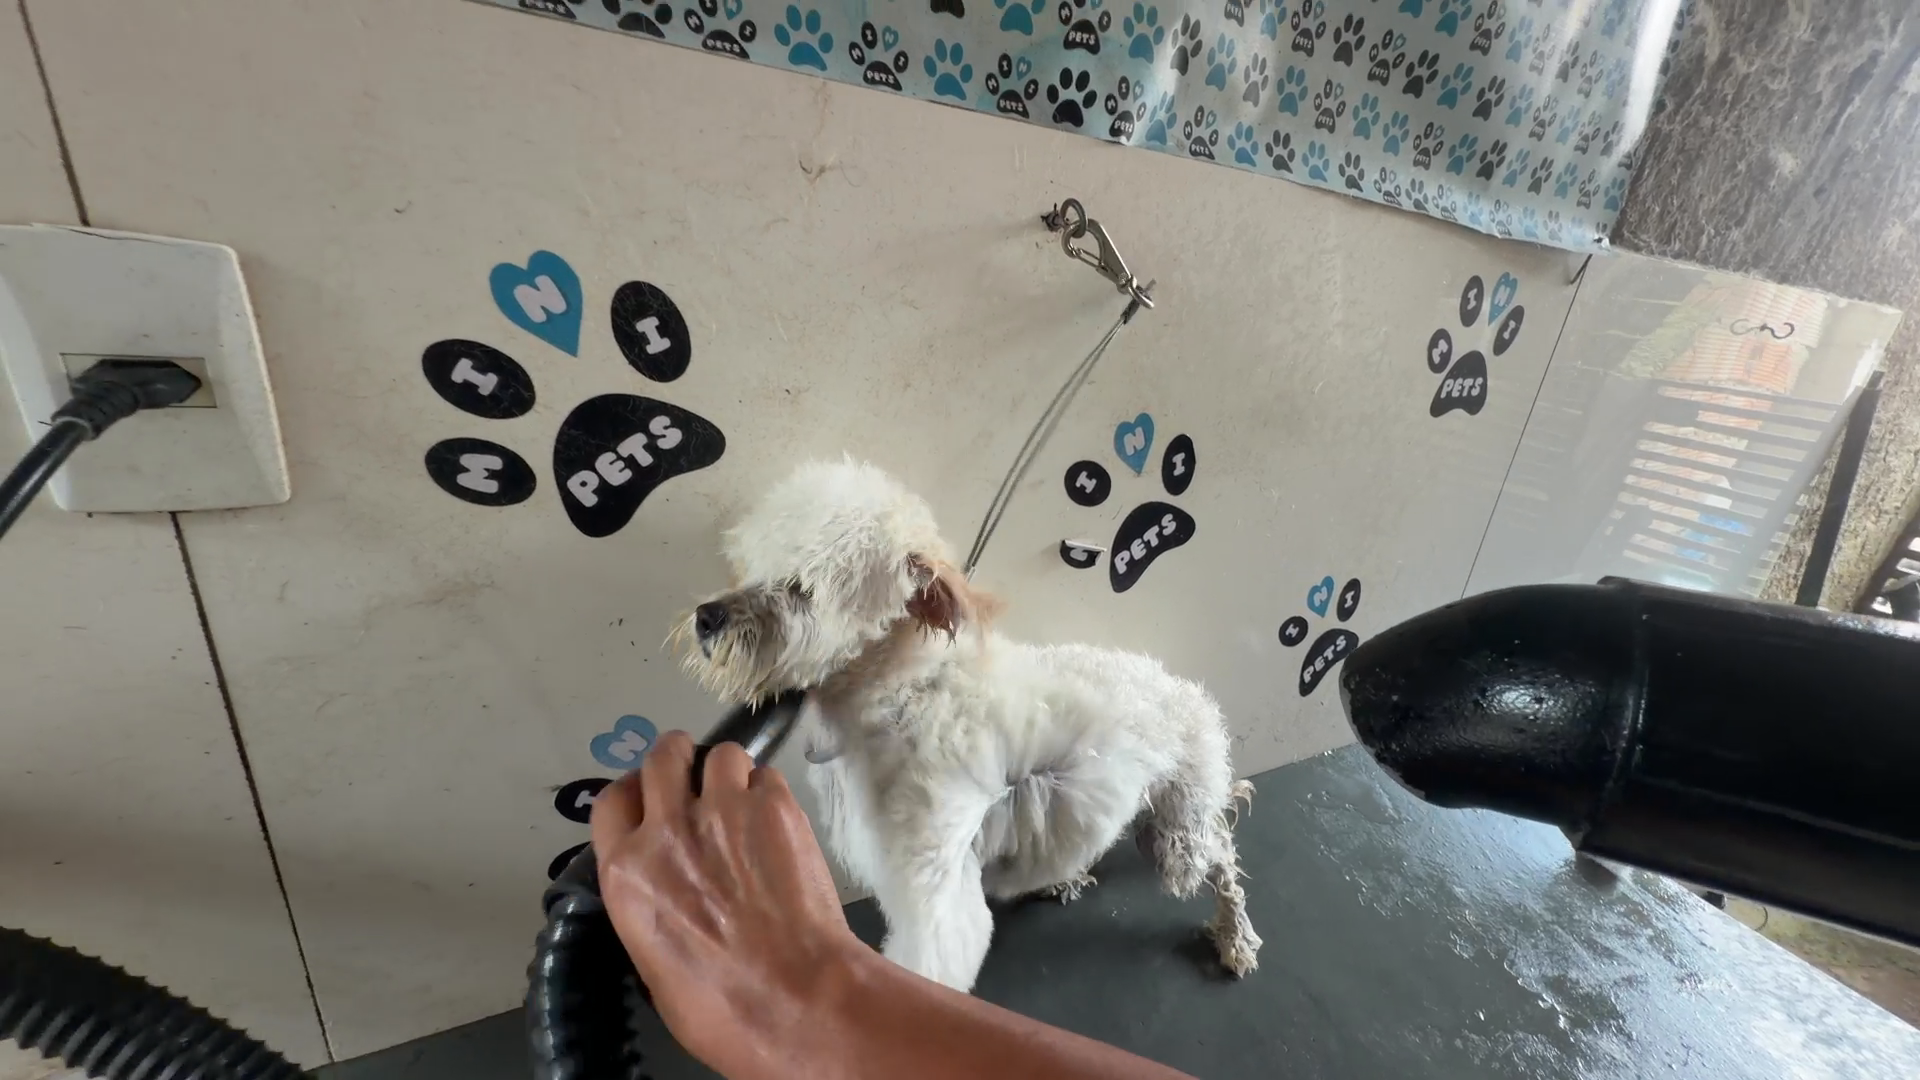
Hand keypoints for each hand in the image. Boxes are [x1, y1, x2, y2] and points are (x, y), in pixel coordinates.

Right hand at [591, 731, 863, 1075]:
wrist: (794, 994)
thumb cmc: (718, 1001)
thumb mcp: (652, 957)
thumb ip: (648, 897)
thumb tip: (665, 876)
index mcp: (628, 871)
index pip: (612, 800)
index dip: (633, 792)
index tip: (650, 796)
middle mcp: (670, 828)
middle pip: (664, 754)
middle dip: (679, 757)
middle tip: (696, 777)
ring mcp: (725, 809)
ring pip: (722, 753)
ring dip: (730, 772)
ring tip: (744, 800)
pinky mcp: (775, 804)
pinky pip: (766, 775)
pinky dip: (768, 791)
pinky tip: (777, 822)